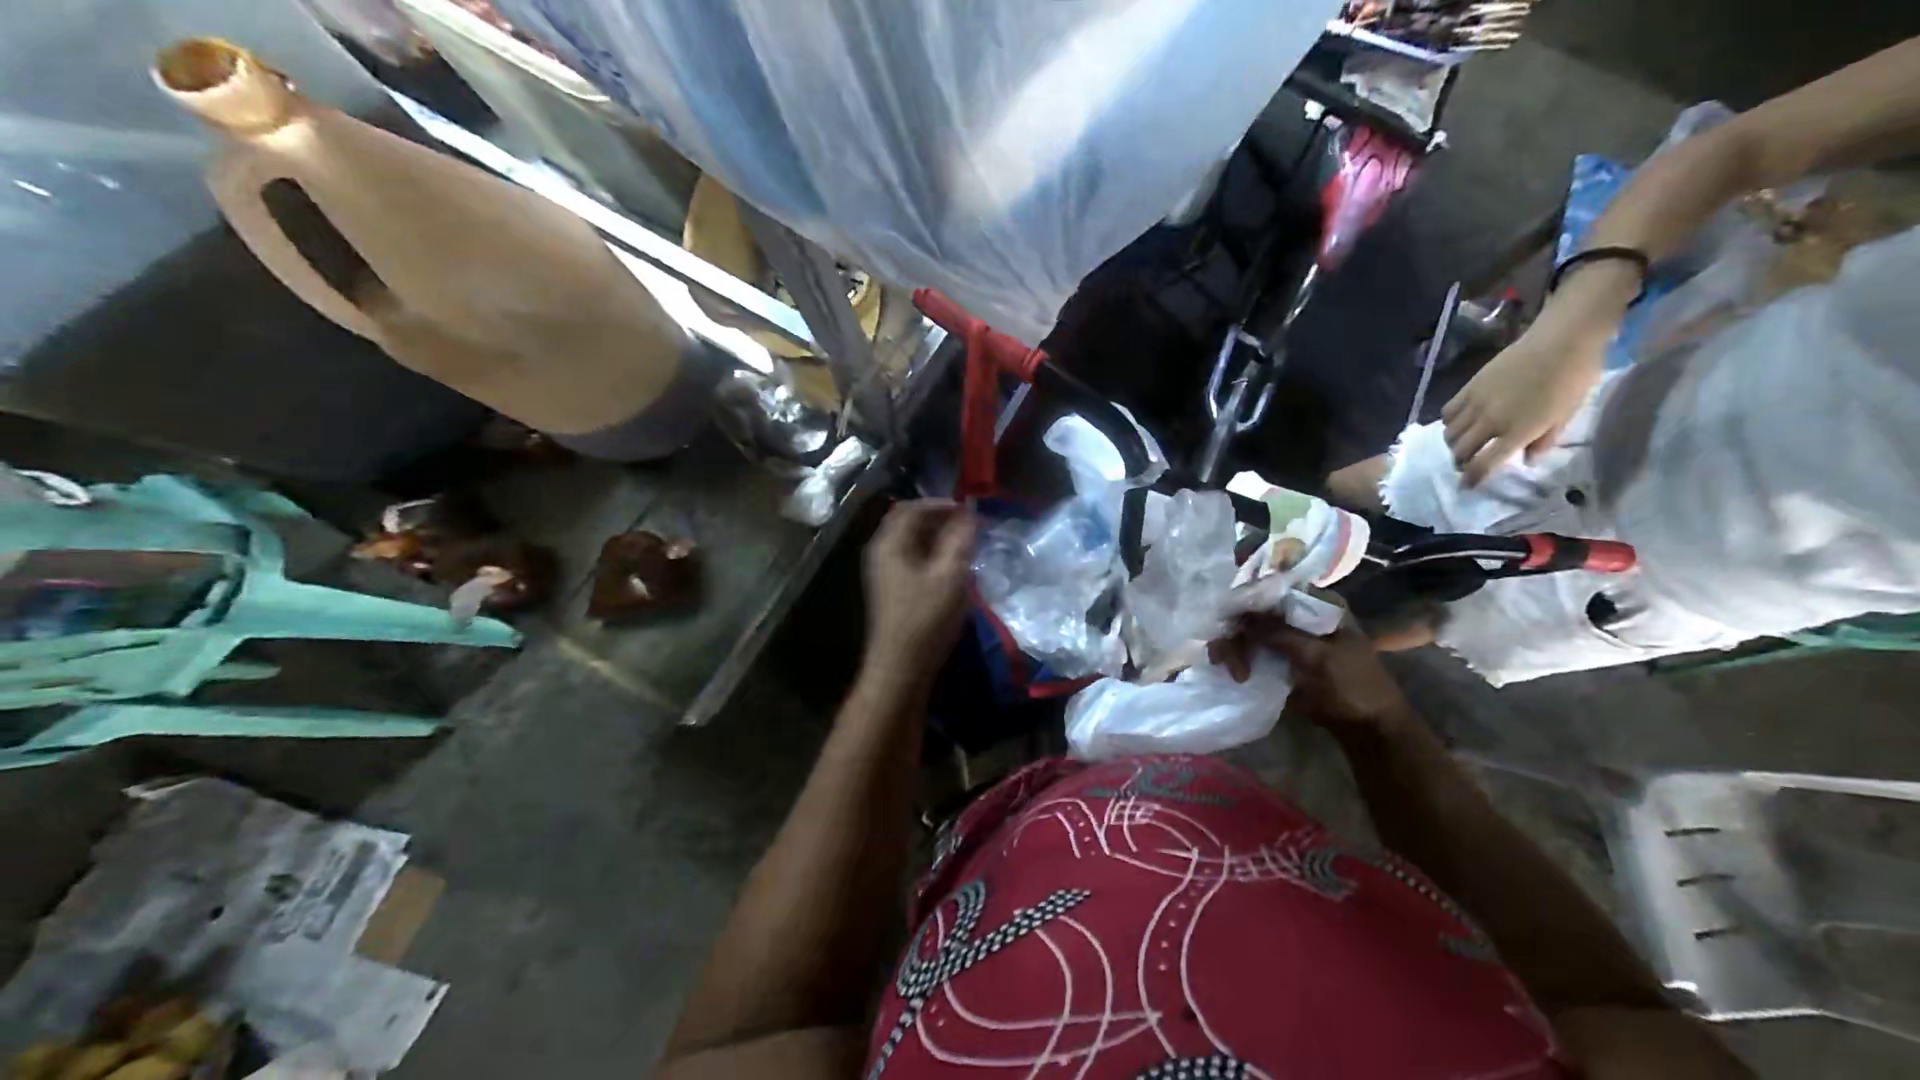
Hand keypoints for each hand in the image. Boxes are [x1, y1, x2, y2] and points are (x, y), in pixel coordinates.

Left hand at [860, 499, 976, 685]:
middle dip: (939, 519)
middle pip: (909, 522)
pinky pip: (911, 558)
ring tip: (964, 544)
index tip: (968, 509)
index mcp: (889, 544)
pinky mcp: (892, 589)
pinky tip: (951, 567)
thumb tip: (968, 514)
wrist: (901, 667)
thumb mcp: (950, 577)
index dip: (940, 504)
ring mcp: (884, 572)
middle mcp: (881, 552)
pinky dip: (932, 554)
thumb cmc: (926, 619)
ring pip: (911, 542)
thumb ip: (960, 540)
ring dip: (937, 537)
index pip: (912, 508)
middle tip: (968, 525)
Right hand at [1216, 612, 1413, 730]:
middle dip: (1237, 632)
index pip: (1274, 590)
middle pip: (1255, 610)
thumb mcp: (1320, 657)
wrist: (1367, 727)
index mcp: (1320, 604)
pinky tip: (1233, 671)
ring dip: (1234, 647)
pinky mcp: (1279, 656)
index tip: (1228, 621)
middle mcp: (1300, 613)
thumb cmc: (1354, 686)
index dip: (1247, 602)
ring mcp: (1289, 635)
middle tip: (1225, 658)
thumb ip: (1281, 634)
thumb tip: (1242, 618)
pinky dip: (1237, 656)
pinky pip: (1250, 648)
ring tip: (1234, 672)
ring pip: (1248, 630)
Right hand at [1441, 321, 1604, 486]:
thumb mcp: (1566, 415)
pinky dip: (1448, 423)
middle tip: (1465, 465)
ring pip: (1450, 434)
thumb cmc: (1573, 379)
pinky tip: (1456, 423)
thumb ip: (1543, 440)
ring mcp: (1476, 404)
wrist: (1561, 341)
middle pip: (1462, 451)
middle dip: (1460, 462)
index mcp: (1519, 431)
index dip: (1473, 479)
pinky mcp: (1468, 388)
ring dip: (1453, 444)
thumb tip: (1527, 458)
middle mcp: (1491, 421)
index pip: (1485, 464)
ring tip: (1460, 445)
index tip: (1468, 486)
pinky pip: (1447, 412)